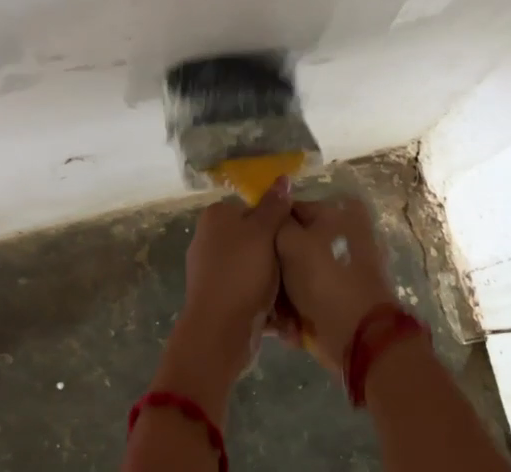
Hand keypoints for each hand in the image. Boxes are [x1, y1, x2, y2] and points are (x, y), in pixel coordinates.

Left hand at [154, 180, 292, 413]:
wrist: (219, 333)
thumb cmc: (242, 273)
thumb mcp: (264, 233)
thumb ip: (275, 206)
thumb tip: (283, 177)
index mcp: (216, 218)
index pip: (254, 210)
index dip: (278, 224)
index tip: (296, 240)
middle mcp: (210, 241)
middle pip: (257, 241)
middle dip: (279, 258)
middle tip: (301, 268)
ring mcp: (213, 273)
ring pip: (256, 271)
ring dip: (277, 286)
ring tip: (297, 297)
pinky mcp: (220, 301)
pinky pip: (250, 295)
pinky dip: (266, 304)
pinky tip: (284, 318)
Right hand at [273, 195, 396, 369]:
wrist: (359, 336)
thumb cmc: (324, 279)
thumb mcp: (292, 242)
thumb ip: (277, 222)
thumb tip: (271, 212)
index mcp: (340, 211)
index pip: (291, 210)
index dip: (269, 228)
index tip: (249, 249)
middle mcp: (345, 234)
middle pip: (294, 244)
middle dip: (275, 267)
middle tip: (259, 283)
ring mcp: (345, 267)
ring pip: (299, 273)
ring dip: (283, 294)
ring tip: (273, 312)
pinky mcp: (342, 297)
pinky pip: (310, 295)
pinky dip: (297, 311)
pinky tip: (287, 326)